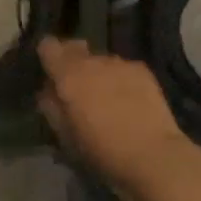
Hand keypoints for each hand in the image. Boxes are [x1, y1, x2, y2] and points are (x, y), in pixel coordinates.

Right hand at [38, 37, 191, 191]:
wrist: (153, 155)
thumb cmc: (102, 151)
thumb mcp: (66, 136)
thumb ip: (52, 107)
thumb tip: (48, 92)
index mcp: (68, 75)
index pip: (48, 46)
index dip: (47, 56)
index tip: (51, 72)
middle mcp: (92, 61)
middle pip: (75, 48)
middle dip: (73, 64)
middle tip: (79, 90)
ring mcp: (119, 62)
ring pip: (100, 60)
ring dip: (99, 73)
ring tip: (108, 99)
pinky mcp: (141, 69)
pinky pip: (123, 68)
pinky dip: (121, 79)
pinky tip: (130, 101)